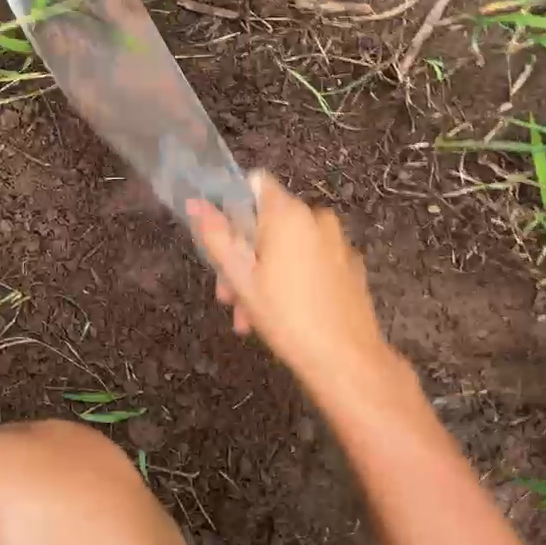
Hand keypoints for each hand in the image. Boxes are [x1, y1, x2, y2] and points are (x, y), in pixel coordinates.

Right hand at [185, 172, 398, 392]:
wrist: (347, 361)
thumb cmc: (286, 315)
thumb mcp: (239, 276)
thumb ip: (215, 235)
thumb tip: (195, 203)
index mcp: (289, 214)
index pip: (255, 183)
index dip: (231, 204)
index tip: (219, 236)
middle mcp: (318, 220)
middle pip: (266, 221)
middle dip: (242, 253)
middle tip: (227, 293)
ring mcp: (338, 244)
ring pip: (286, 245)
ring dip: (261, 272)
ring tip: (248, 314)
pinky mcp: (350, 269)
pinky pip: (309, 261)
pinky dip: (289, 279)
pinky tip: (278, 313)